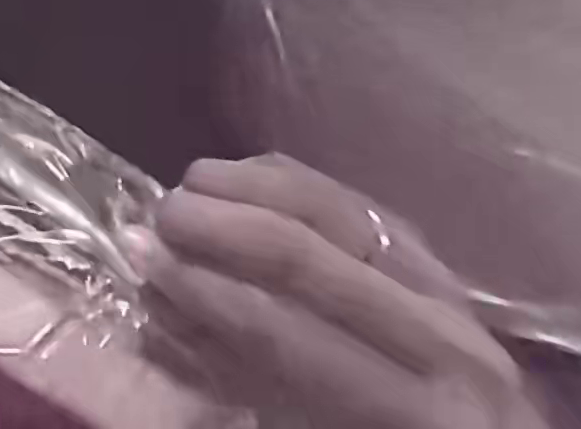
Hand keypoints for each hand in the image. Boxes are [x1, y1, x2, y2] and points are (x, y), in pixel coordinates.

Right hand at [133, 155, 547, 428]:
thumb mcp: (297, 426)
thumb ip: (230, 363)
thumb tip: (156, 292)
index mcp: (414, 409)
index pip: (283, 330)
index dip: (202, 289)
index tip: (140, 254)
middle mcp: (440, 336)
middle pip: (303, 248)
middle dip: (215, 224)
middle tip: (159, 215)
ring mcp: (438, 281)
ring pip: (322, 201)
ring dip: (241, 183)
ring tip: (186, 183)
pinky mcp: (423, 250)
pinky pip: (337, 190)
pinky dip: (276, 177)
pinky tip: (234, 178)